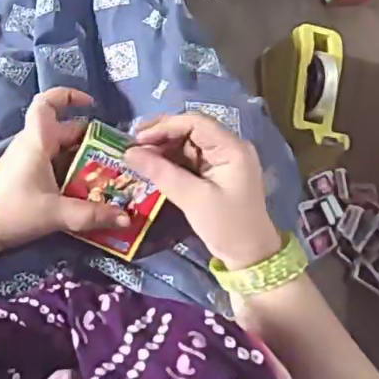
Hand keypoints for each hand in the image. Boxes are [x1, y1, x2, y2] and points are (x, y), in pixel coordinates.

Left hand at [0, 88, 131, 251]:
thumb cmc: (11, 210)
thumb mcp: (55, 213)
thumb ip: (91, 215)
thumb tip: (126, 218)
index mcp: (37, 140)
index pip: (48, 103)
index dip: (69, 96)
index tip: (92, 104)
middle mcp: (34, 144)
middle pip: (66, 131)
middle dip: (92, 140)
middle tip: (116, 156)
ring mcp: (29, 160)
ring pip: (62, 150)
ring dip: (84, 159)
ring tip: (110, 174)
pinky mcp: (27, 176)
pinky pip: (56, 165)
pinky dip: (73, 172)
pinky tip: (88, 189)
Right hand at [124, 113, 281, 268]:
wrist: (250, 256)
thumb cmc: (226, 226)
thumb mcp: (192, 199)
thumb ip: (161, 172)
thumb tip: (128, 153)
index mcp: (232, 148)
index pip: (195, 122)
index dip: (165, 126)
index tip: (138, 138)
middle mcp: (229, 147)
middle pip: (191, 128)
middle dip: (161, 134)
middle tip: (132, 145)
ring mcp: (223, 159)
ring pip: (187, 142)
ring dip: (163, 146)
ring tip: (137, 155)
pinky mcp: (215, 172)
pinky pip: (189, 157)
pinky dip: (170, 159)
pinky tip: (152, 164)